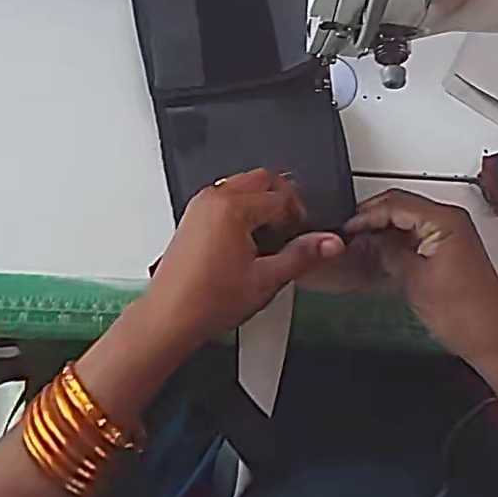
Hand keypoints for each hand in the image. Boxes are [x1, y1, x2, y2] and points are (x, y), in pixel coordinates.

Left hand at [136, 168, 344, 350]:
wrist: (168, 319)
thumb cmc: (206, 301)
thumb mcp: (266, 280)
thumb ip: (302, 256)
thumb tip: (329, 243)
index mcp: (233, 207)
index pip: (281, 197)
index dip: (300, 216)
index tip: (305, 236)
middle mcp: (214, 198)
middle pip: (263, 178)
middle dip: (283, 199)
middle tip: (293, 228)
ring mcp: (201, 205)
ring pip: (243, 183)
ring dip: (262, 201)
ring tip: (271, 236)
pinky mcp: (193, 215)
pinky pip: (226, 195)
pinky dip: (243, 206)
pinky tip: (248, 239)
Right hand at [342, 189, 497, 363]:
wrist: (495, 341)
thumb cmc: (466, 315)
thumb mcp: (414, 280)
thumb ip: (387, 253)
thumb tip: (368, 240)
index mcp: (444, 220)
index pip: (395, 204)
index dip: (367, 215)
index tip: (349, 228)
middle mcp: (450, 220)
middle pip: (402, 205)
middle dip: (374, 217)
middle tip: (351, 232)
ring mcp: (452, 233)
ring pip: (408, 218)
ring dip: (385, 228)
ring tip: (362, 243)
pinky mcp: (450, 247)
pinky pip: (417, 232)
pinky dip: (398, 240)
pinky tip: (382, 253)